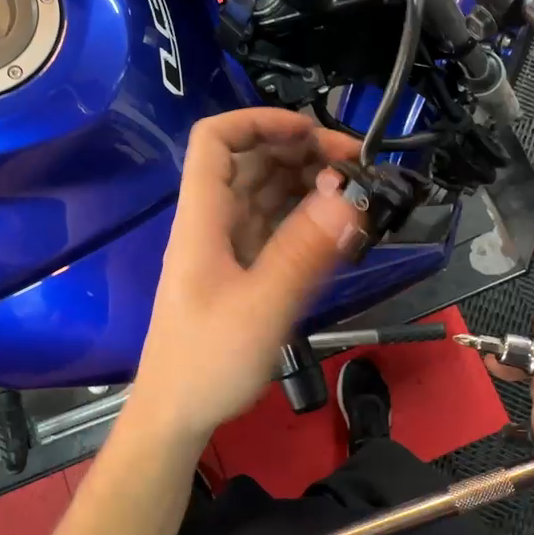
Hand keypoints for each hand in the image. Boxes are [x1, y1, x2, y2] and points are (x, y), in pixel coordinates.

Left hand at [129, 109, 364, 440]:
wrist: (176, 414)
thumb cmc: (207, 362)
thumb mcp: (261, 307)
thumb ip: (304, 251)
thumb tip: (348, 194)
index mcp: (203, 217)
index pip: (215, 139)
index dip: (259, 121)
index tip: (312, 132)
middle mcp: (213, 221)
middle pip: (249, 160)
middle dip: (299, 149)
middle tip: (357, 164)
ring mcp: (226, 245)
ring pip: (264, 190)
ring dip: (306, 180)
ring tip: (355, 189)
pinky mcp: (241, 269)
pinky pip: (273, 224)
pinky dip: (303, 214)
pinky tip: (337, 222)